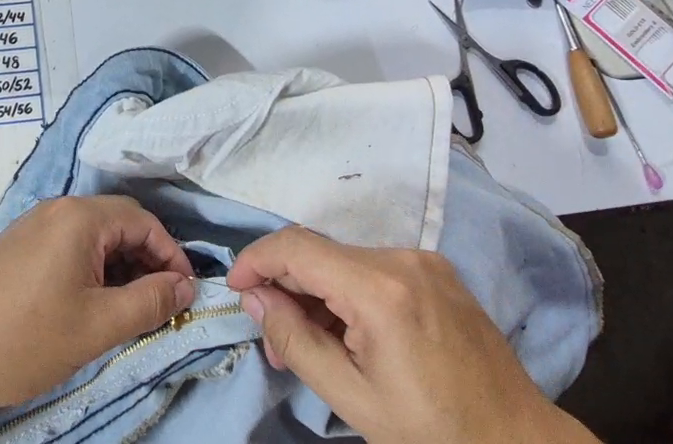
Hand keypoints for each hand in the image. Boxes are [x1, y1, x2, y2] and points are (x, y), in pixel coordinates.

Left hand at [0, 196, 196, 442]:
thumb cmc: (25, 340)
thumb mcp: (98, 326)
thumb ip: (151, 301)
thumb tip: (186, 285)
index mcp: (77, 217)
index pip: (142, 220)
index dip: (171, 254)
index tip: (186, 292)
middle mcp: (54, 210)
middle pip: (117, 223)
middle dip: (146, 259)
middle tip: (162, 302)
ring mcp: (30, 226)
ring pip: (92, 237)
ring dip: (119, 267)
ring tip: (130, 309)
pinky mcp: (14, 248)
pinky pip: (66, 246)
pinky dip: (90, 269)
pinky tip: (91, 304)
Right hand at [227, 227, 596, 443]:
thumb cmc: (432, 433)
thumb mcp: (351, 398)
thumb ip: (294, 340)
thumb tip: (256, 296)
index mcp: (380, 288)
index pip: (297, 247)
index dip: (257, 260)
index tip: (235, 289)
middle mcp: (401, 258)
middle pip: (320, 253)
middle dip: (286, 288)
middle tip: (273, 340)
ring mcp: (424, 261)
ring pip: (345, 261)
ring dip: (317, 294)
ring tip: (310, 347)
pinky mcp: (437, 272)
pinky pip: (374, 269)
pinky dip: (348, 293)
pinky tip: (348, 334)